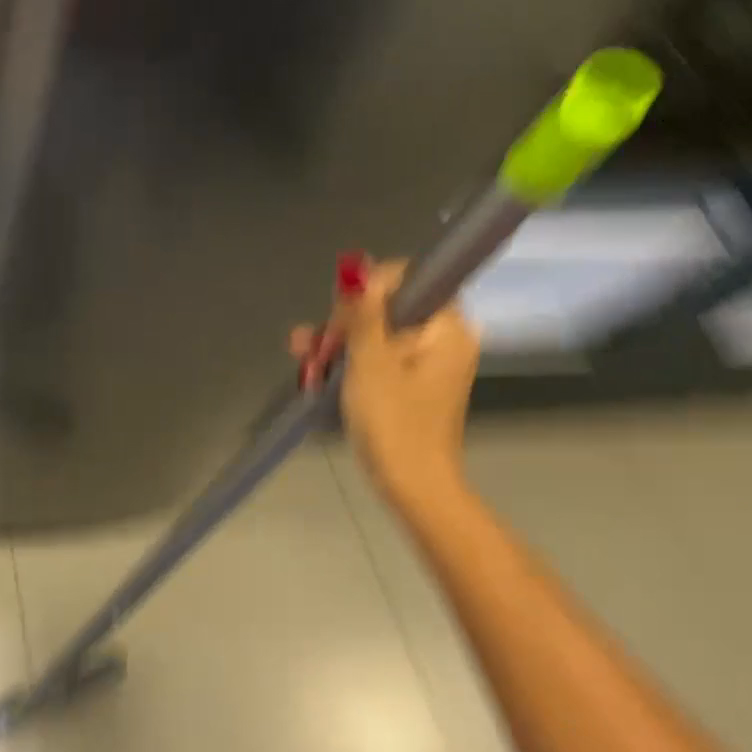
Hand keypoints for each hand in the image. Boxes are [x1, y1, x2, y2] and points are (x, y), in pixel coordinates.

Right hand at [292, 259, 479, 502]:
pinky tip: (314, 372)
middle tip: (317, 344)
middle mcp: (441, 339)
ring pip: (373, 332)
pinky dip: (345, 361)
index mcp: (446, 328)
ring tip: (304, 361)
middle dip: (344, 320)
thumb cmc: (393, 421)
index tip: (342, 312)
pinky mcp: (406, 383)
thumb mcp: (370, 361)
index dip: (370, 288)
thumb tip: (357, 267)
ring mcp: (423, 362)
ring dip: (335, 342)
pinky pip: (374, 356)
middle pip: (386, 306)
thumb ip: (363, 311)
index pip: (410, 278)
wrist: (411, 485)